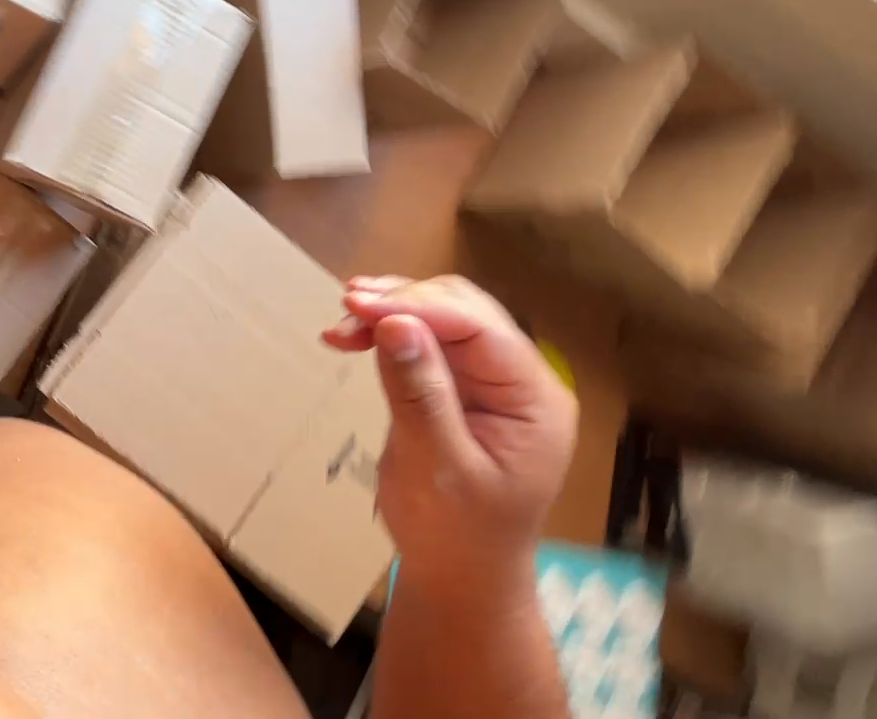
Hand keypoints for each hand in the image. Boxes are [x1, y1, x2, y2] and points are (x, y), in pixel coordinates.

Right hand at [321, 275, 576, 574]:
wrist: (456, 573)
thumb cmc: (454, 532)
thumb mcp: (436, 465)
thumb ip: (419, 394)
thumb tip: (396, 324)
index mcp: (533, 400)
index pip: (479, 327)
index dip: (416, 306)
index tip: (355, 305)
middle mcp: (518, 380)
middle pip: (462, 309)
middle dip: (401, 302)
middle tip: (344, 313)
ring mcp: (488, 382)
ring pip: (440, 315)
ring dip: (390, 310)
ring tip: (342, 321)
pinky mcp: (456, 386)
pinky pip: (423, 339)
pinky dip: (386, 330)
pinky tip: (353, 335)